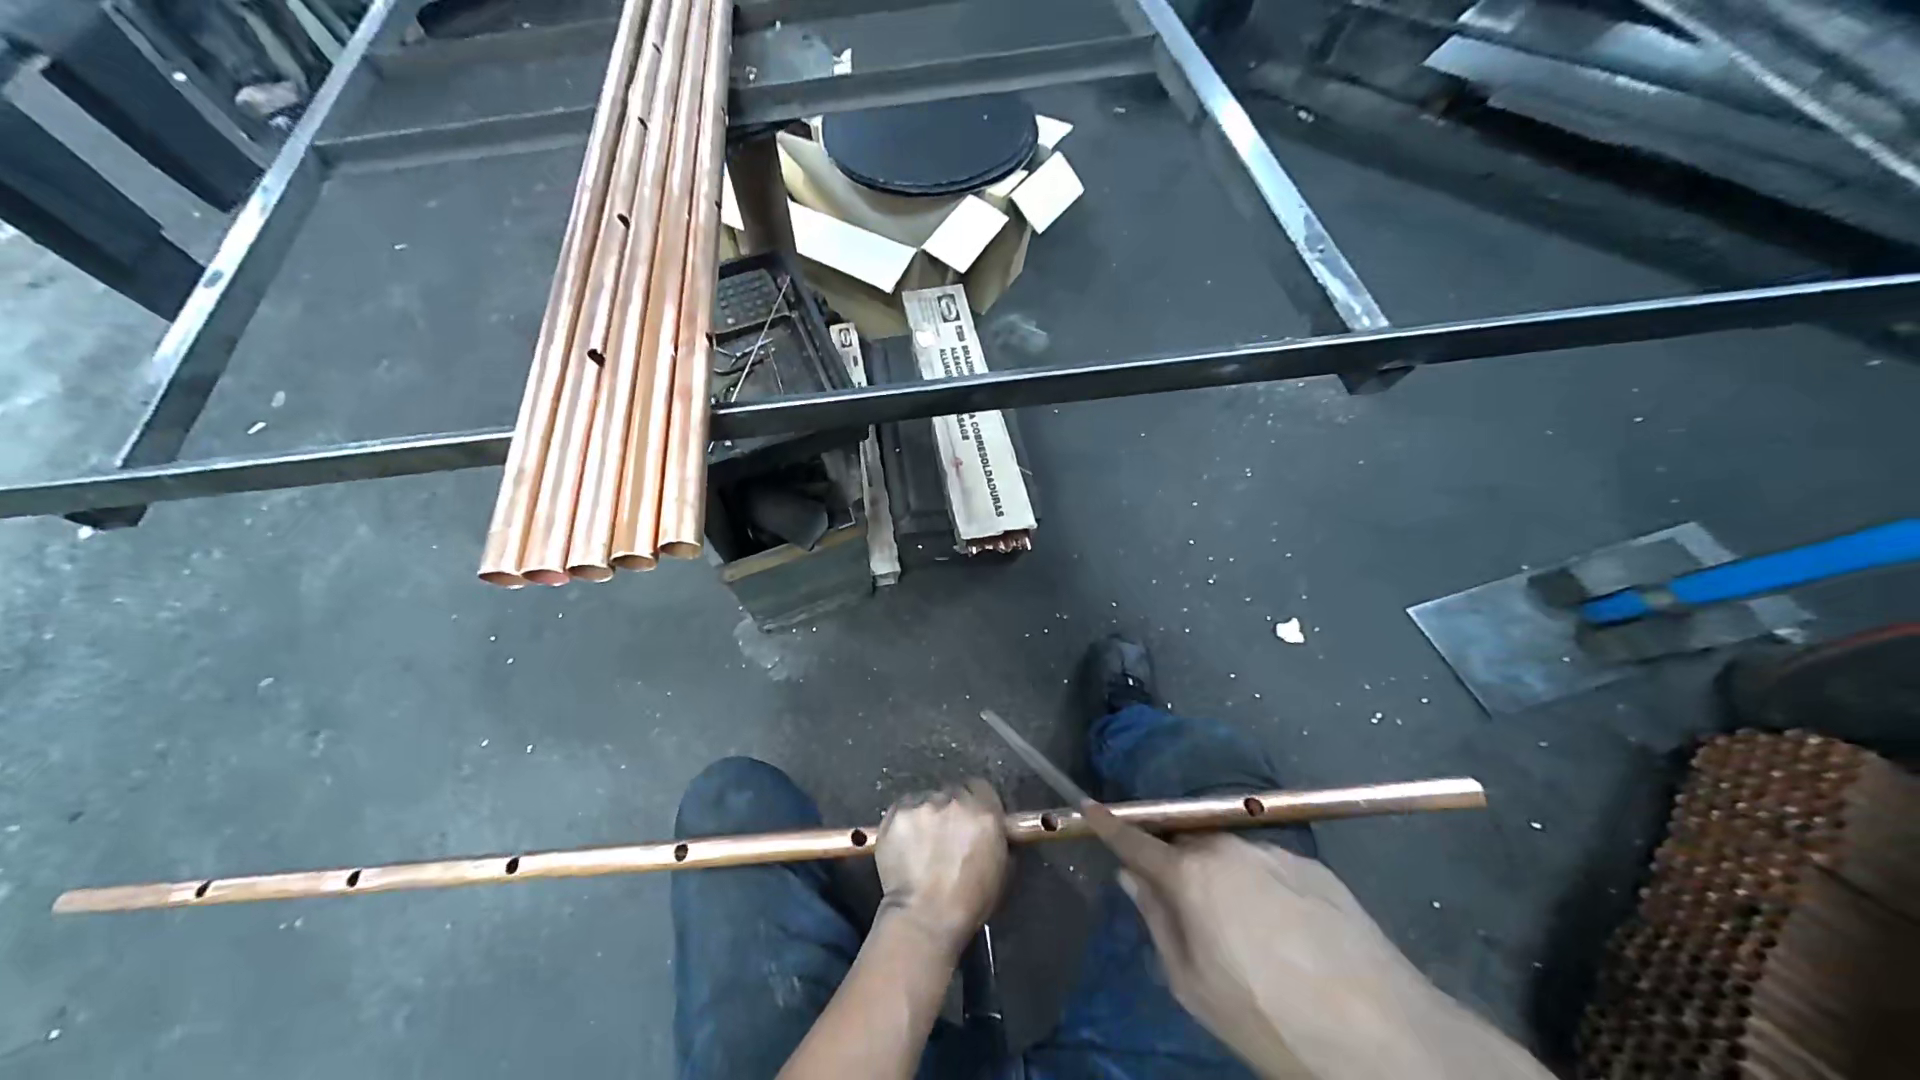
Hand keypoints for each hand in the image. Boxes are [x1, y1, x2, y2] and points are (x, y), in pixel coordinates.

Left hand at [874, 780, 1008, 952]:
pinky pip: (904, 808)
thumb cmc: (970, 901)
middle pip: (952, 792)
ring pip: (926, 799)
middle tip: (946, 834)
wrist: (925, 916)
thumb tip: (996, 829)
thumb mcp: (1003, 869)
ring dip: (928, 814)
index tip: (970, 819)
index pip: (980, 787)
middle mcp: (954, 801)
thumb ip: (999, 838)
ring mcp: (923, 805)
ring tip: (923, 842)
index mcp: (984, 812)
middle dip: (951, 809)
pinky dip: (906, 821)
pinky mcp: (897, 813)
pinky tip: (906, 842)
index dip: (976, 802)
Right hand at [1118, 835, 1442, 1079]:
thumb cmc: (1269, 1016)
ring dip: (1222, 879)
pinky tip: (1286, 935)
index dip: (1108, 825)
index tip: (1088, 807)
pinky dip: (1261, 889)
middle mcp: (1229, 849)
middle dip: (1176, 865)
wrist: (1384, 1034)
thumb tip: (1133, 878)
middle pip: (1186, 845)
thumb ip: (1157, 920)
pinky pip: (1268, 868)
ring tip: (1247, 935)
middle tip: (1185, 910)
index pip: (1136, 841)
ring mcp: (1275, 853)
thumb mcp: (1193, 985)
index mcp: (1192, 875)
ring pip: (1229, 856)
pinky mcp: (1314, 866)